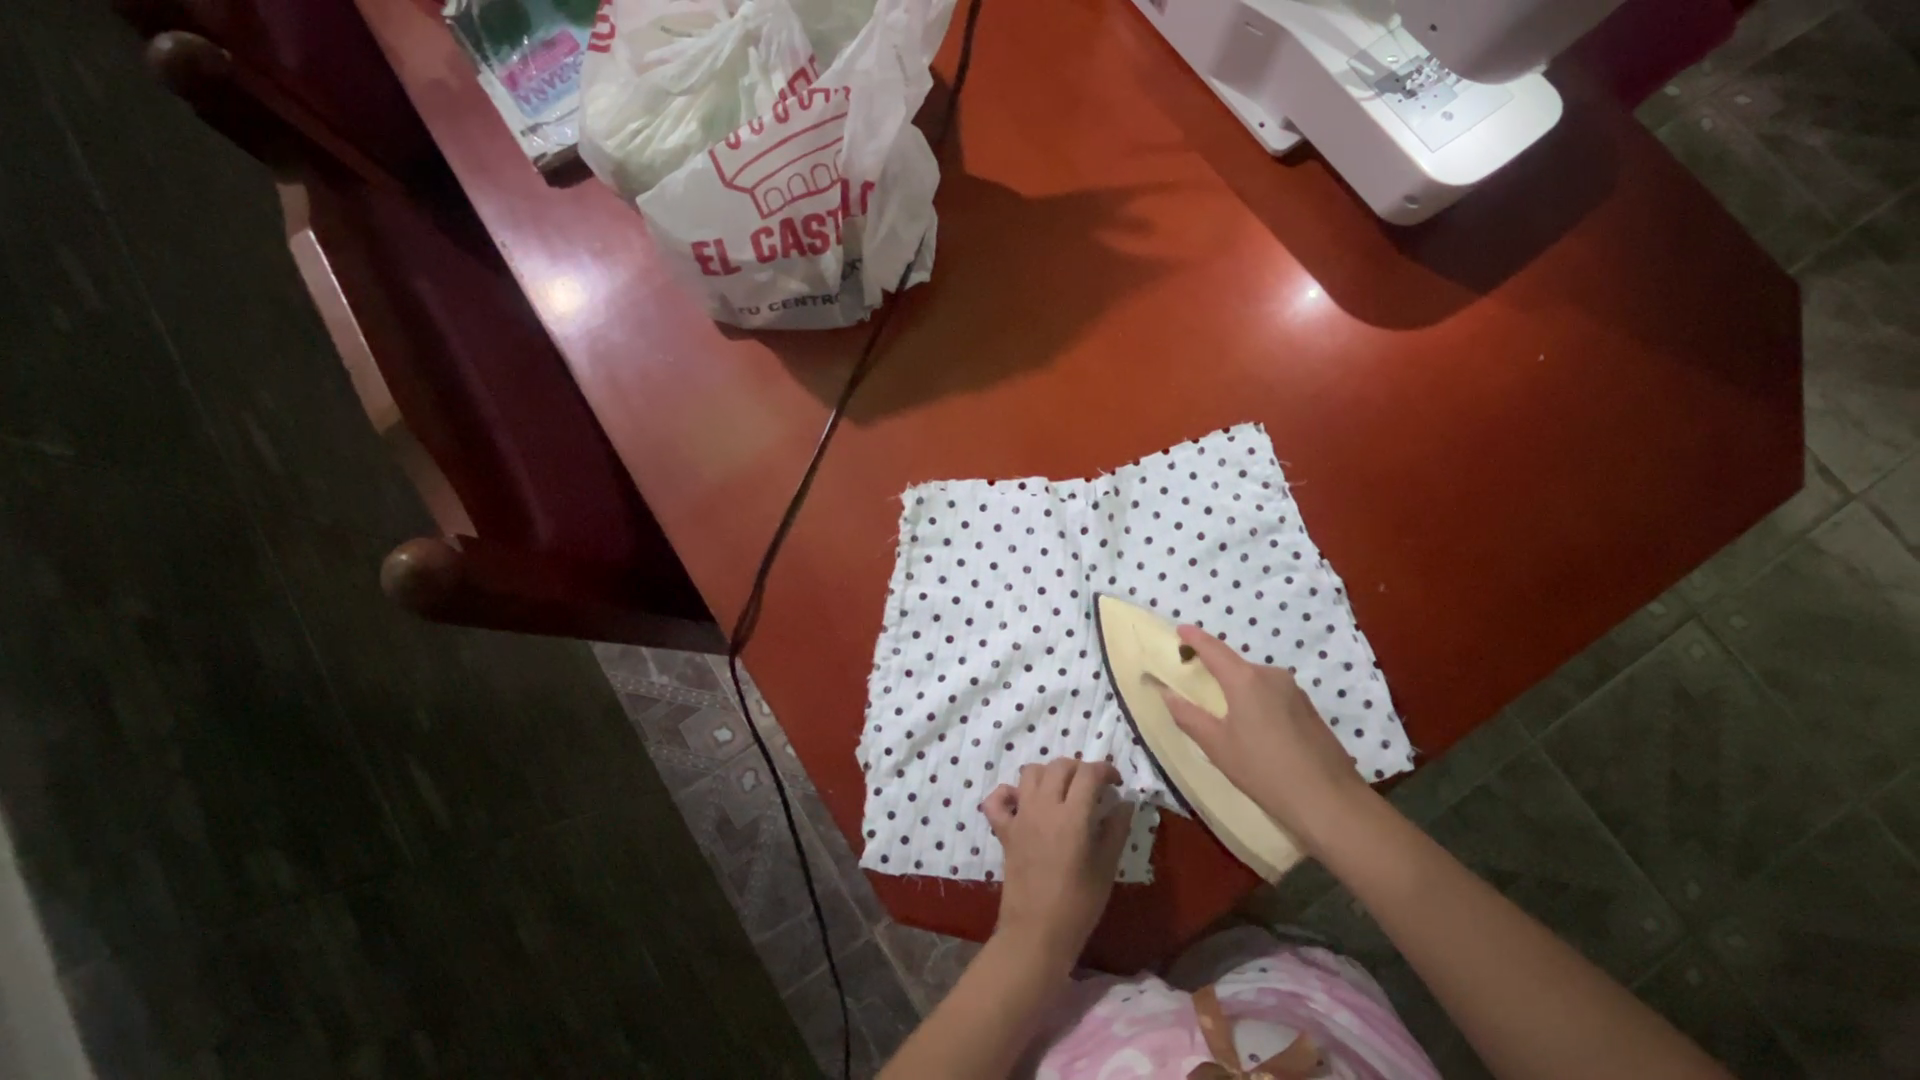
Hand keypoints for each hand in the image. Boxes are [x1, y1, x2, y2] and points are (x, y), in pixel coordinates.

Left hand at [981, 759, 1130, 972]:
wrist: (1037, 932)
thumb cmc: (1080, 904)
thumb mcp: (1107, 867)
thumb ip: (1116, 829)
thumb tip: (1124, 803)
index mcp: (1073, 816)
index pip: (1089, 773)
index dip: (1106, 770)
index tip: (1115, 783)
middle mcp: (1044, 807)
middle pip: (1059, 765)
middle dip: (1079, 768)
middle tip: (1092, 787)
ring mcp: (1020, 816)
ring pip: (1030, 773)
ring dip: (1049, 774)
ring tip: (1062, 791)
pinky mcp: (1004, 831)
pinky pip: (997, 799)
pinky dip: (1008, 793)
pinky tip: (1023, 804)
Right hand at [1157, 625, 1371, 851]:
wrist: (1328, 799)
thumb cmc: (1263, 770)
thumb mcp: (1217, 746)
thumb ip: (1188, 716)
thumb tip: (1167, 693)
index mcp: (1245, 679)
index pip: (1213, 648)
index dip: (1194, 638)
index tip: (1179, 630)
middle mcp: (1271, 675)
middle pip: (1236, 666)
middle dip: (1215, 671)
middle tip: (1196, 688)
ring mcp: (1294, 690)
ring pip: (1256, 682)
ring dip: (1238, 691)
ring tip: (1226, 718)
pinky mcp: (1308, 708)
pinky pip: (1273, 696)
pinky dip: (1257, 703)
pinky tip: (1257, 732)